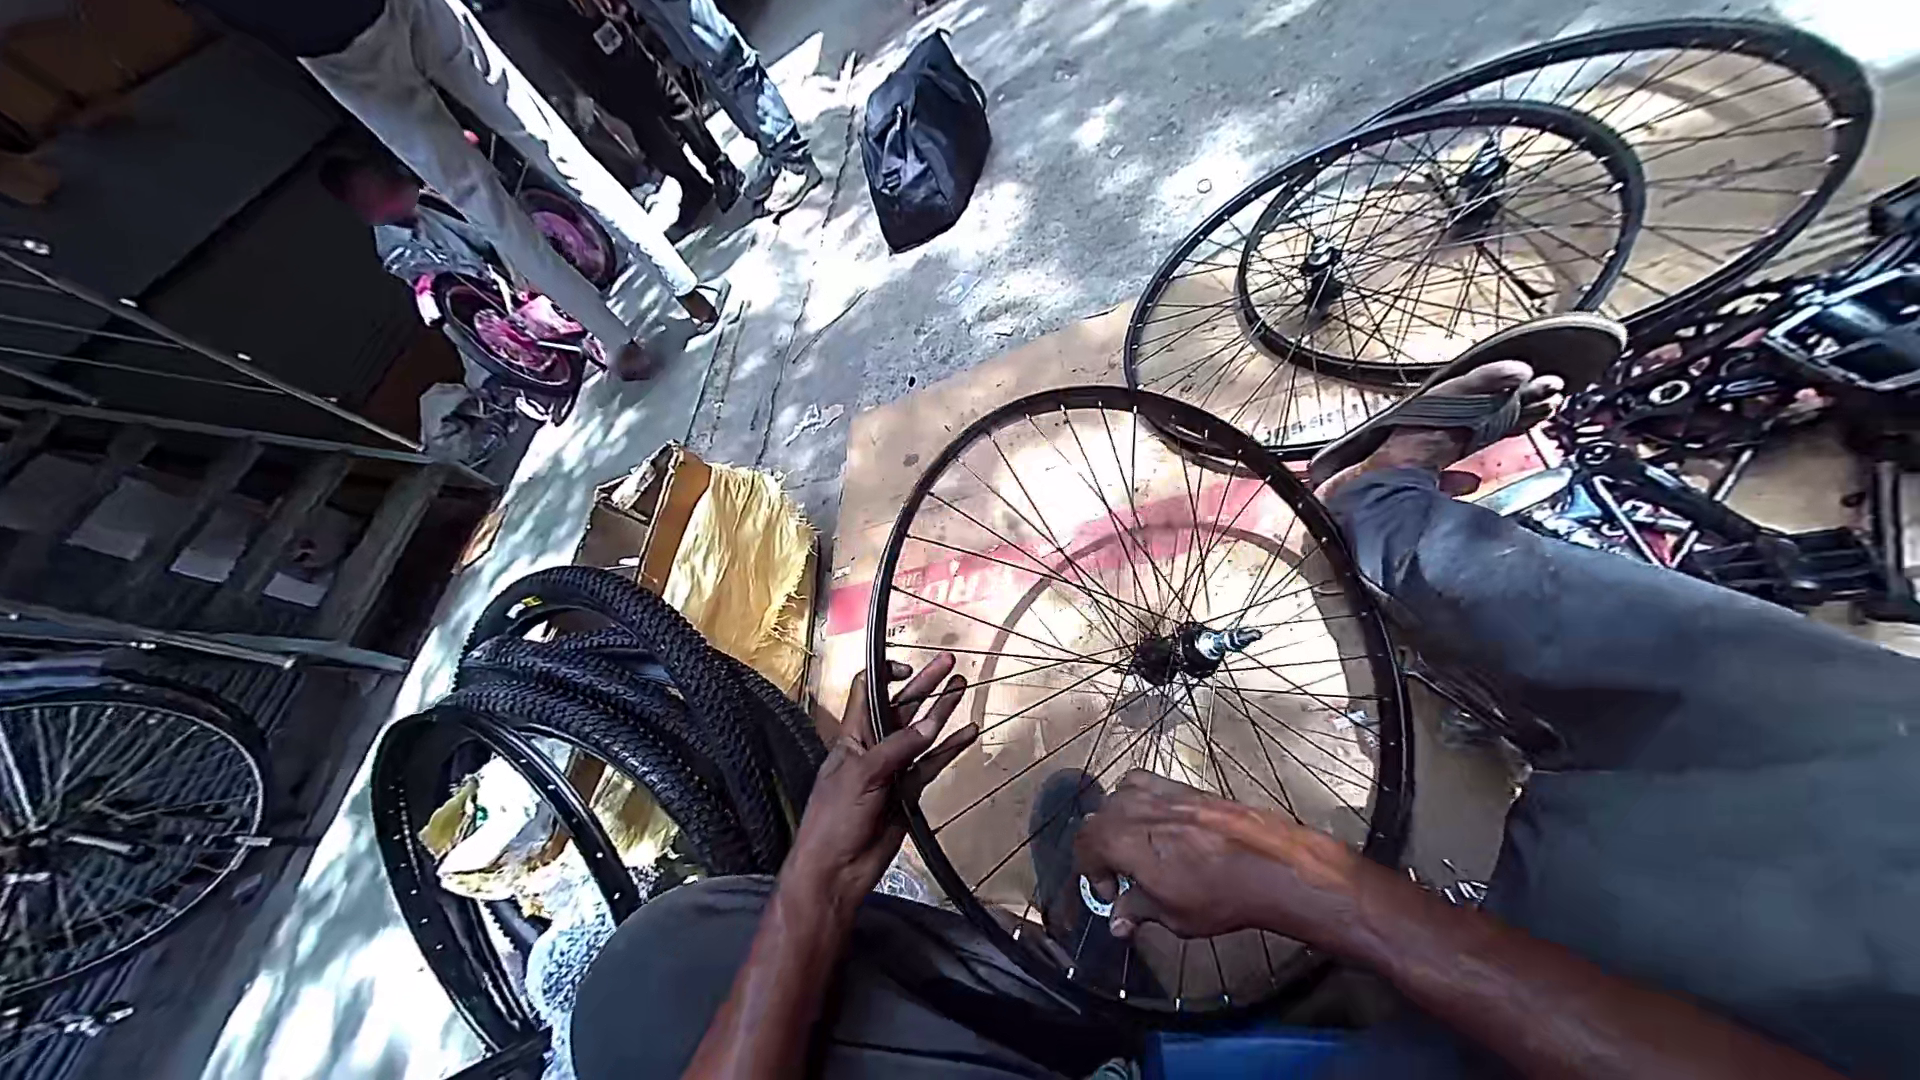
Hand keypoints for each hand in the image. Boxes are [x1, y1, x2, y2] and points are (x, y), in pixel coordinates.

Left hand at [782, 655, 976, 919]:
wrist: (836, 871)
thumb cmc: (835, 817)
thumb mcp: (861, 775)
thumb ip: (898, 748)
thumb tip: (932, 724)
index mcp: (854, 734)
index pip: (867, 689)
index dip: (885, 674)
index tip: (908, 670)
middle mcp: (875, 744)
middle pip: (903, 705)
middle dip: (925, 683)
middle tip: (949, 663)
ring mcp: (895, 767)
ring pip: (923, 731)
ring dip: (942, 709)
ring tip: (963, 686)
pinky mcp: (910, 790)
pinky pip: (933, 763)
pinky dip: (951, 748)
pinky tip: (968, 733)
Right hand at [1074, 770, 1370, 946]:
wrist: (1267, 865)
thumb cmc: (1218, 894)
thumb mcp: (1171, 915)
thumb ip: (1137, 910)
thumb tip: (1117, 922)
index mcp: (1121, 839)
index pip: (1083, 845)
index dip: (1090, 873)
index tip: (1111, 894)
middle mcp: (1131, 808)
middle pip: (1096, 820)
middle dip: (1100, 849)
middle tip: (1120, 876)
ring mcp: (1154, 791)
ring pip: (1115, 799)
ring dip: (1115, 823)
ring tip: (1135, 847)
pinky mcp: (1177, 784)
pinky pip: (1140, 782)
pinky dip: (1133, 797)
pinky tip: (1151, 816)